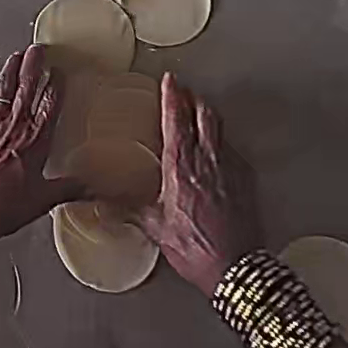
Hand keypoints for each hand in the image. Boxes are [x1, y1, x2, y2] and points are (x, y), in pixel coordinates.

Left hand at [0, 46, 78, 251]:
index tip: (60, 71)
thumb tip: (93, 188)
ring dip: (10, 68)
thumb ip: (69, 188)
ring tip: (16, 54)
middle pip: (27, 86)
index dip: (56, 84)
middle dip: (33, 64)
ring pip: (3, 87)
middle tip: (38, 49)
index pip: (51, 102)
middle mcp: (16, 125)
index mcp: (37, 138)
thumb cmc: (6, 205)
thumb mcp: (44, 198)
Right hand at [137, 73, 262, 292]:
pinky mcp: (244, 179)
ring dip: (207, 114)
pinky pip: (231, 149)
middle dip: (193, 98)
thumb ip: (129, 209)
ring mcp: (229, 167)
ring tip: (197, 111)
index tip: (169, 80)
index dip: (173, 95)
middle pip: (204, 114)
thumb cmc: (194, 248)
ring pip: (220, 127)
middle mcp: (207, 160)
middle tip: (183, 91)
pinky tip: (214, 149)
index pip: (177, 119)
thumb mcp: (155, 227)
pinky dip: (220, 140)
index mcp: (181, 165)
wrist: (235, 268)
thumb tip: (103, 203)